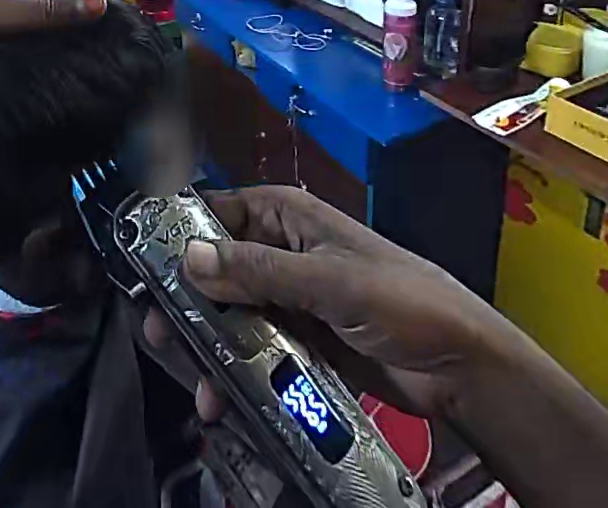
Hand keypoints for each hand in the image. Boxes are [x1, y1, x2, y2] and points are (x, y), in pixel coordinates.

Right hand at [142, 186, 513, 422]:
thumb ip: (258, 269)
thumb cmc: (401, 301)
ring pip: (228, 309)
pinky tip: (222, 396)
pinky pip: (251, 345)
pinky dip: (233, 367)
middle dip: (186, 298)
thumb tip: (190, 258)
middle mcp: (275, 248)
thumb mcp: (329, 281)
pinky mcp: (294, 336)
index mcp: (282, 215)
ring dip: (206, 341)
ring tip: (193, 377)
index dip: (178, 232)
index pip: (215, 211)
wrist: (463, 367)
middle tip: (158, 328)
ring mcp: (284, 295)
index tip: (144, 264)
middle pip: (214, 265)